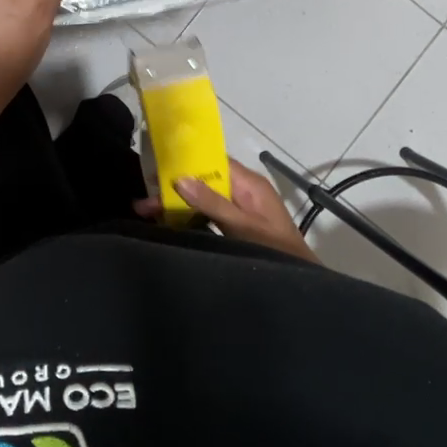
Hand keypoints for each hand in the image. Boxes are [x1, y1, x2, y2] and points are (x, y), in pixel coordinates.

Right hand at [137, 160, 318, 262]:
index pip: (212, 161)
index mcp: (249, 184)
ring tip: (146, 214)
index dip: (185, 163)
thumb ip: (212, 203)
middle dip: (174, 190)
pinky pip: (207, 217)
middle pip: (203, 182)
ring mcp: (240, 210)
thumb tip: (179, 178)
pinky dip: (188, 219)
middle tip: (143, 204)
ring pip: (203, 200)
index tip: (156, 171)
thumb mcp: (243, 227)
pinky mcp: (237, 229)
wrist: (303, 285)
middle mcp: (243, 192)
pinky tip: (167, 226)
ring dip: (177, 206)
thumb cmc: (276, 251)